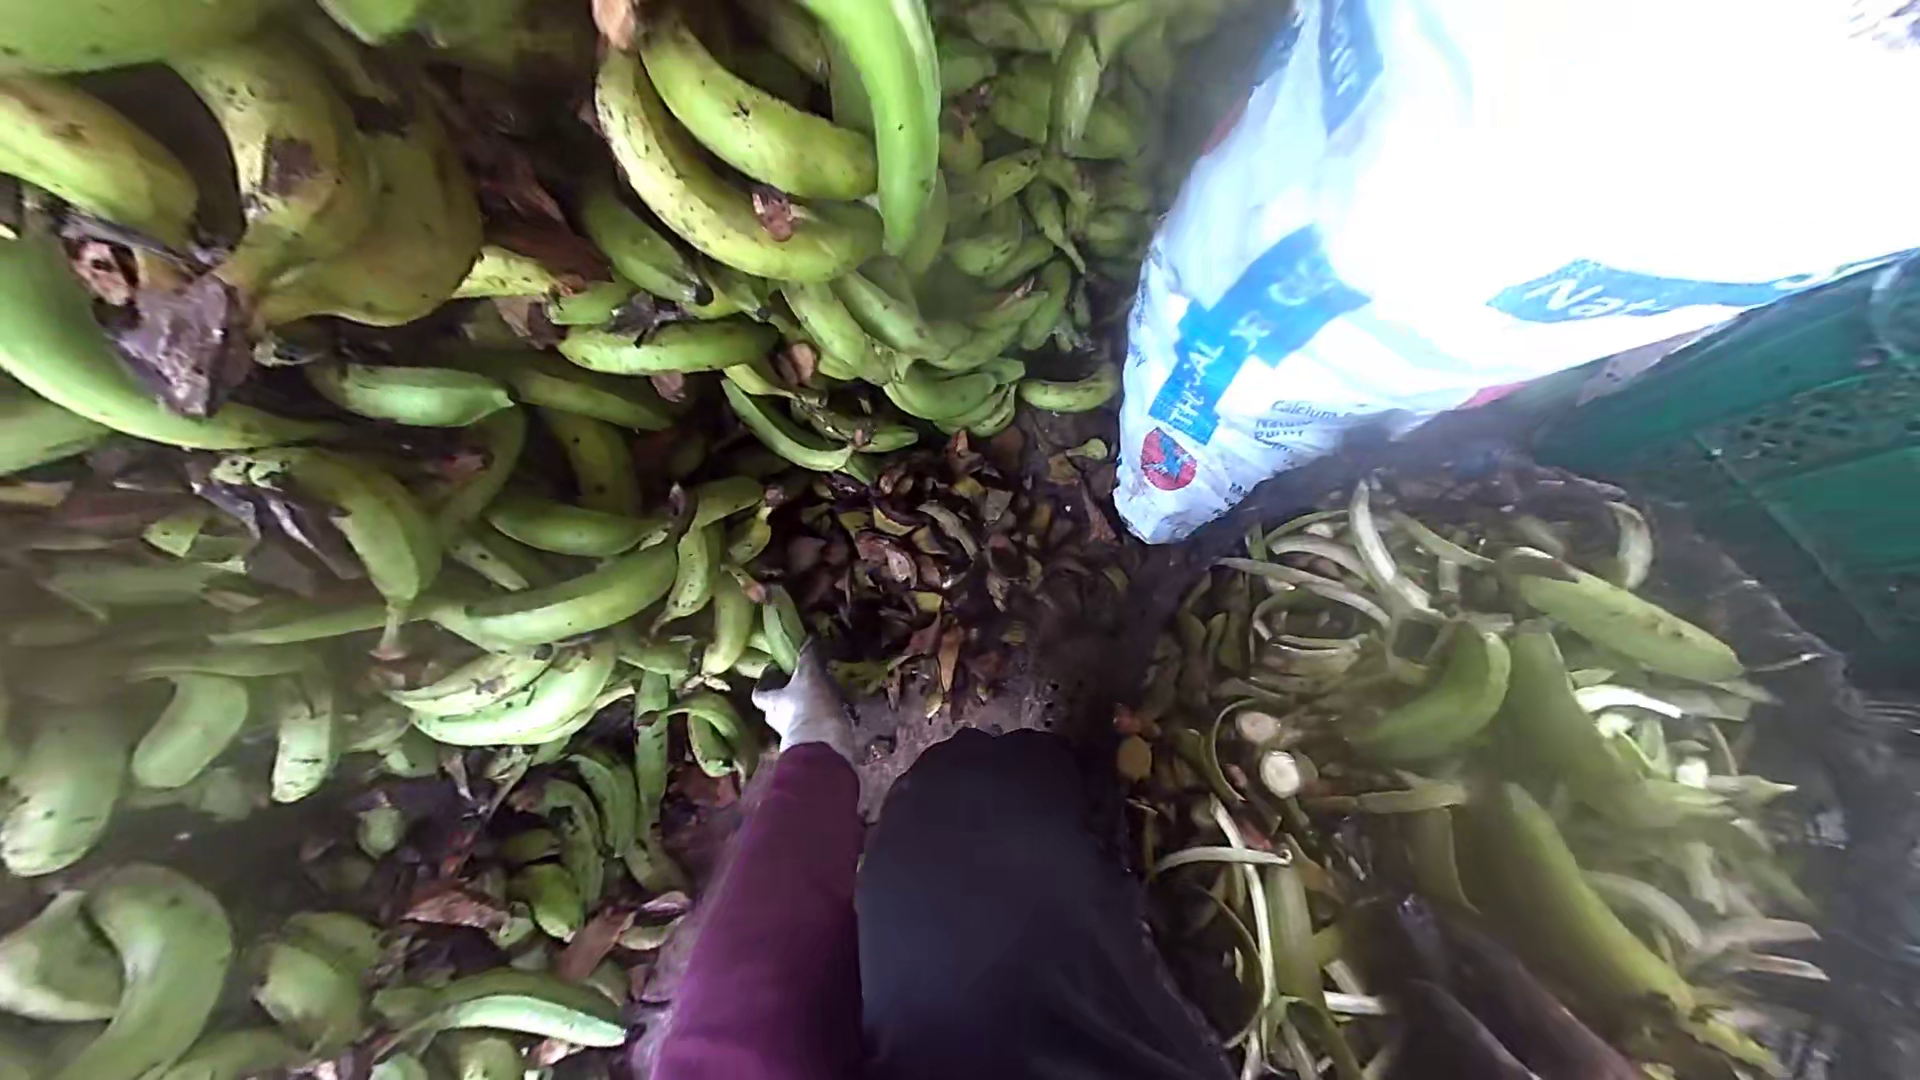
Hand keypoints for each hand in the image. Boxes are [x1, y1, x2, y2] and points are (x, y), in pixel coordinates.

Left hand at [751, 639, 854, 761]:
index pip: (759, 693)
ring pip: (799, 718)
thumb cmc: (809, 707)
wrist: (825, 746)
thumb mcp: (809, 675)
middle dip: (788, 697)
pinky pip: (819, 728)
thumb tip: (809, 636)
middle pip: (777, 708)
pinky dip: (827, 720)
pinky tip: (841, 711)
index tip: (773, 670)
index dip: (763, 683)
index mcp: (772, 704)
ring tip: (827, 694)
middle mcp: (780, 722)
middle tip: (802, 682)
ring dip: (809, 709)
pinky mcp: (816, 745)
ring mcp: (797, 735)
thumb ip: (808, 656)